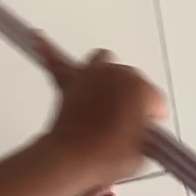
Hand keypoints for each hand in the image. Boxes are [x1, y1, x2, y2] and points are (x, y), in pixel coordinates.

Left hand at [40, 45, 166, 185]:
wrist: (72, 158)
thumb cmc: (108, 157)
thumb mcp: (141, 154)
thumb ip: (143, 135)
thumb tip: (137, 132)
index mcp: (142, 90)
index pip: (156, 101)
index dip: (152, 119)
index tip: (146, 131)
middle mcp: (119, 74)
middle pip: (132, 81)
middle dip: (130, 99)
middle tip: (124, 123)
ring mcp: (92, 73)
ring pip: (103, 61)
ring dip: (106, 73)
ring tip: (104, 89)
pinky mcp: (68, 80)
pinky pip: (56, 59)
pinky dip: (48, 50)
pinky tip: (38, 37)